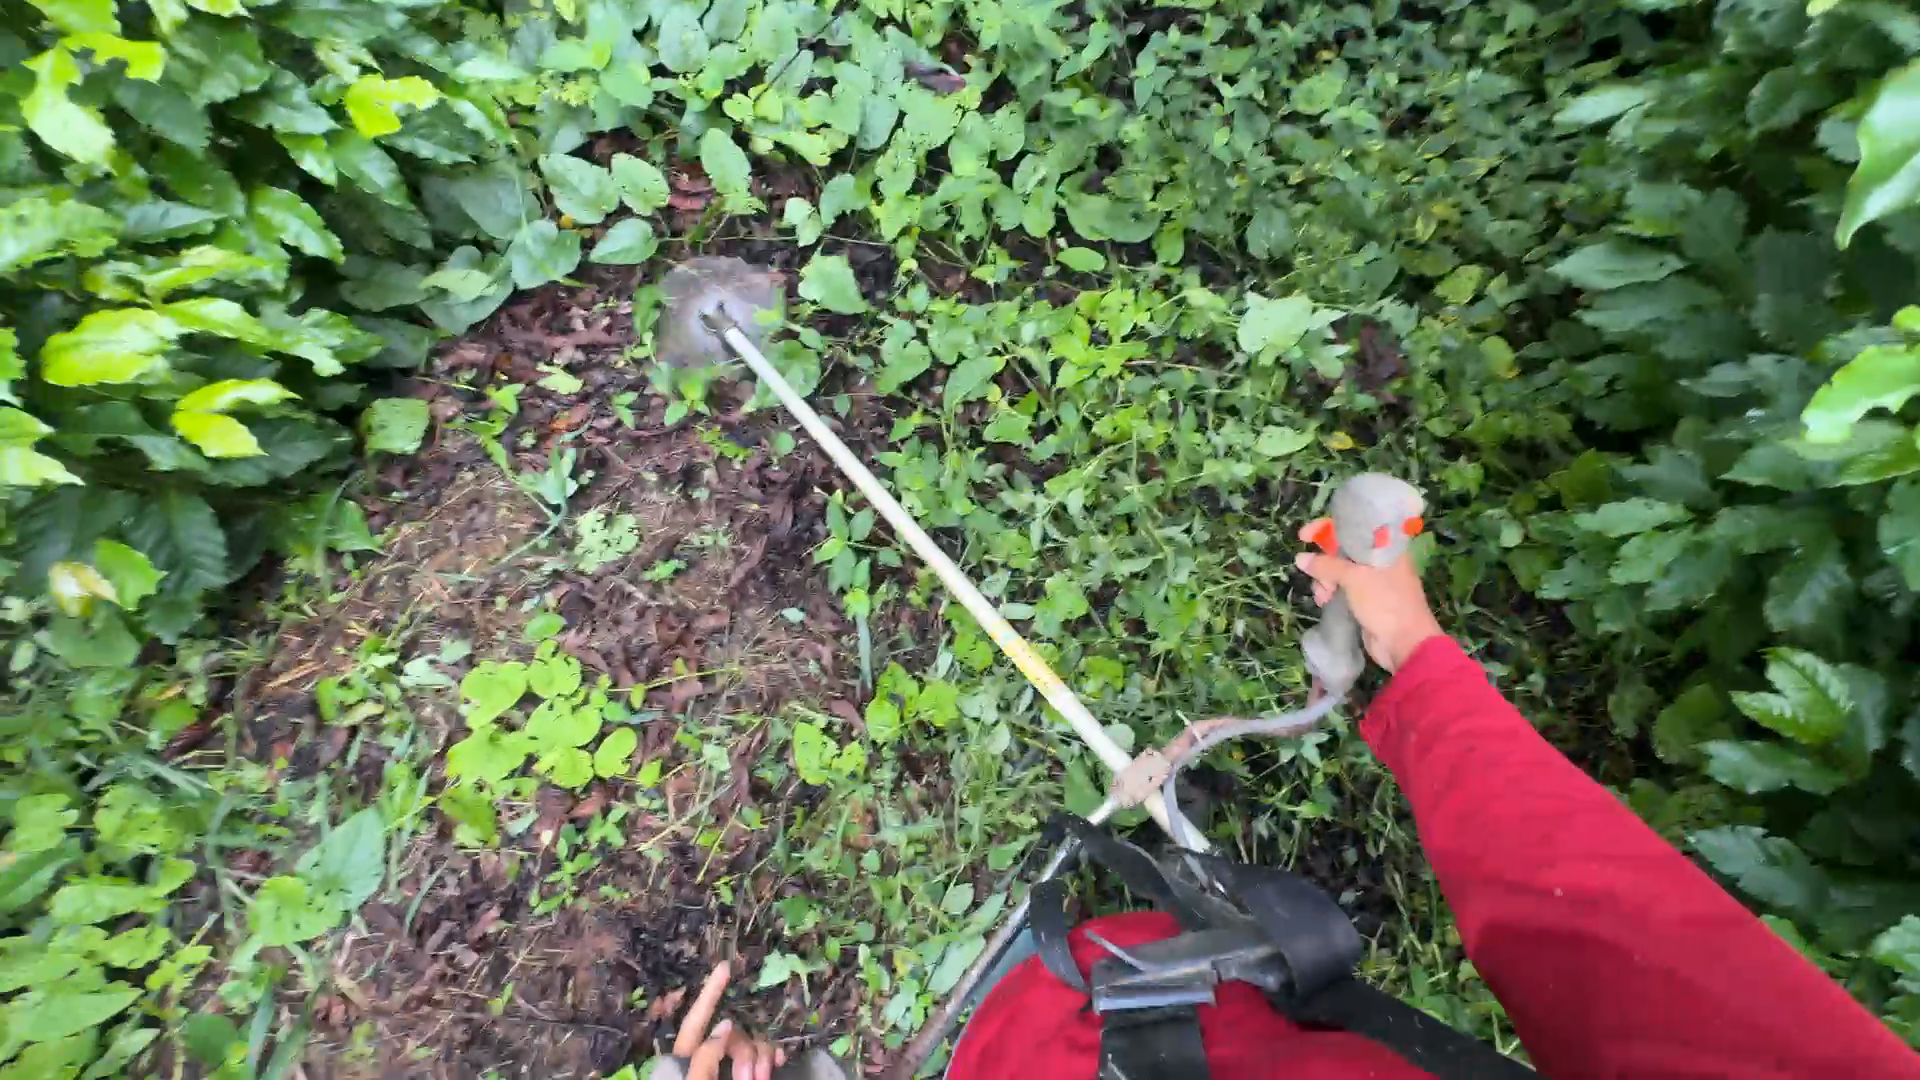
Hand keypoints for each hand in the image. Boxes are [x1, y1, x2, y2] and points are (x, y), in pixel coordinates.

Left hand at [673, 961, 786, 1079]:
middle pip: (732, 1031)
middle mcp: (708, 1054)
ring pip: (750, 1042)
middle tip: (753, 1077)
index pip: (697, 1018)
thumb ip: (706, 1055)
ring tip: (764, 1077)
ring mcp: (725, 1066)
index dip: (710, 992)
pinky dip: (769, 1058)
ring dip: (761, 1056)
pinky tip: (778, 1063)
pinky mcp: (743, 1073)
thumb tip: (726, 1023)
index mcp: (687, 1055)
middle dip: (748, 1048)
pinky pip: (761, 1057)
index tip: (725, 966)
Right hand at [1294, 519, 1443, 672]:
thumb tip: (1301, 559)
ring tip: (1324, 595)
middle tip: (1317, 575)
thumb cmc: (1385, 602)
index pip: (1352, 527)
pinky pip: (1340, 587)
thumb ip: (1326, 565)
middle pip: (1341, 550)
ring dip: (1325, 580)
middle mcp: (1379, 560)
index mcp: (1384, 548)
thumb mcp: (1354, 578)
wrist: (1404, 643)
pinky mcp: (1365, 599)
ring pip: (1338, 571)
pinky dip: (1330, 592)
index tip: (1304, 536)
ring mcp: (1372, 580)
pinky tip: (1325, 602)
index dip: (1326, 528)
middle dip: (1323, 562)